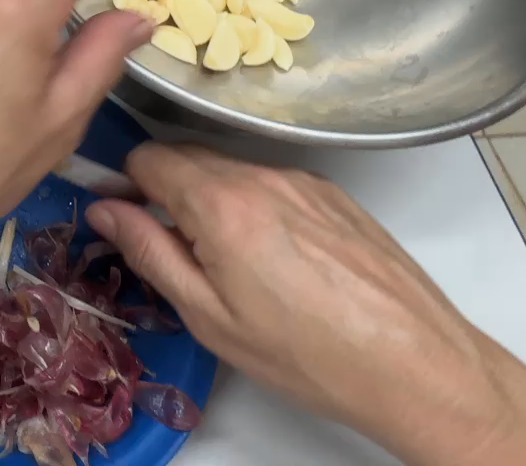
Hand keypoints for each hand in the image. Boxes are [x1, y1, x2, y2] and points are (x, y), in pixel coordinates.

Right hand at [87, 144, 525, 465]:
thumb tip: (103, 208)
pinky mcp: (330, 190)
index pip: (145, 156)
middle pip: (183, 155)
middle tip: (179, 246)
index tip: (130, 219)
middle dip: (166, 190)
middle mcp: (257, 174)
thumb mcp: (208, 315)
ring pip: (225, 167)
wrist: (423, 370)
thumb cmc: (306, 354)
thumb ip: (146, 250)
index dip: (127, 186)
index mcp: (219, 202)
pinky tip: (278, 255)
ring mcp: (298, 178)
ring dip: (210, 196)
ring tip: (234, 258)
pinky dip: (253, 202)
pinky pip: (268, 179)